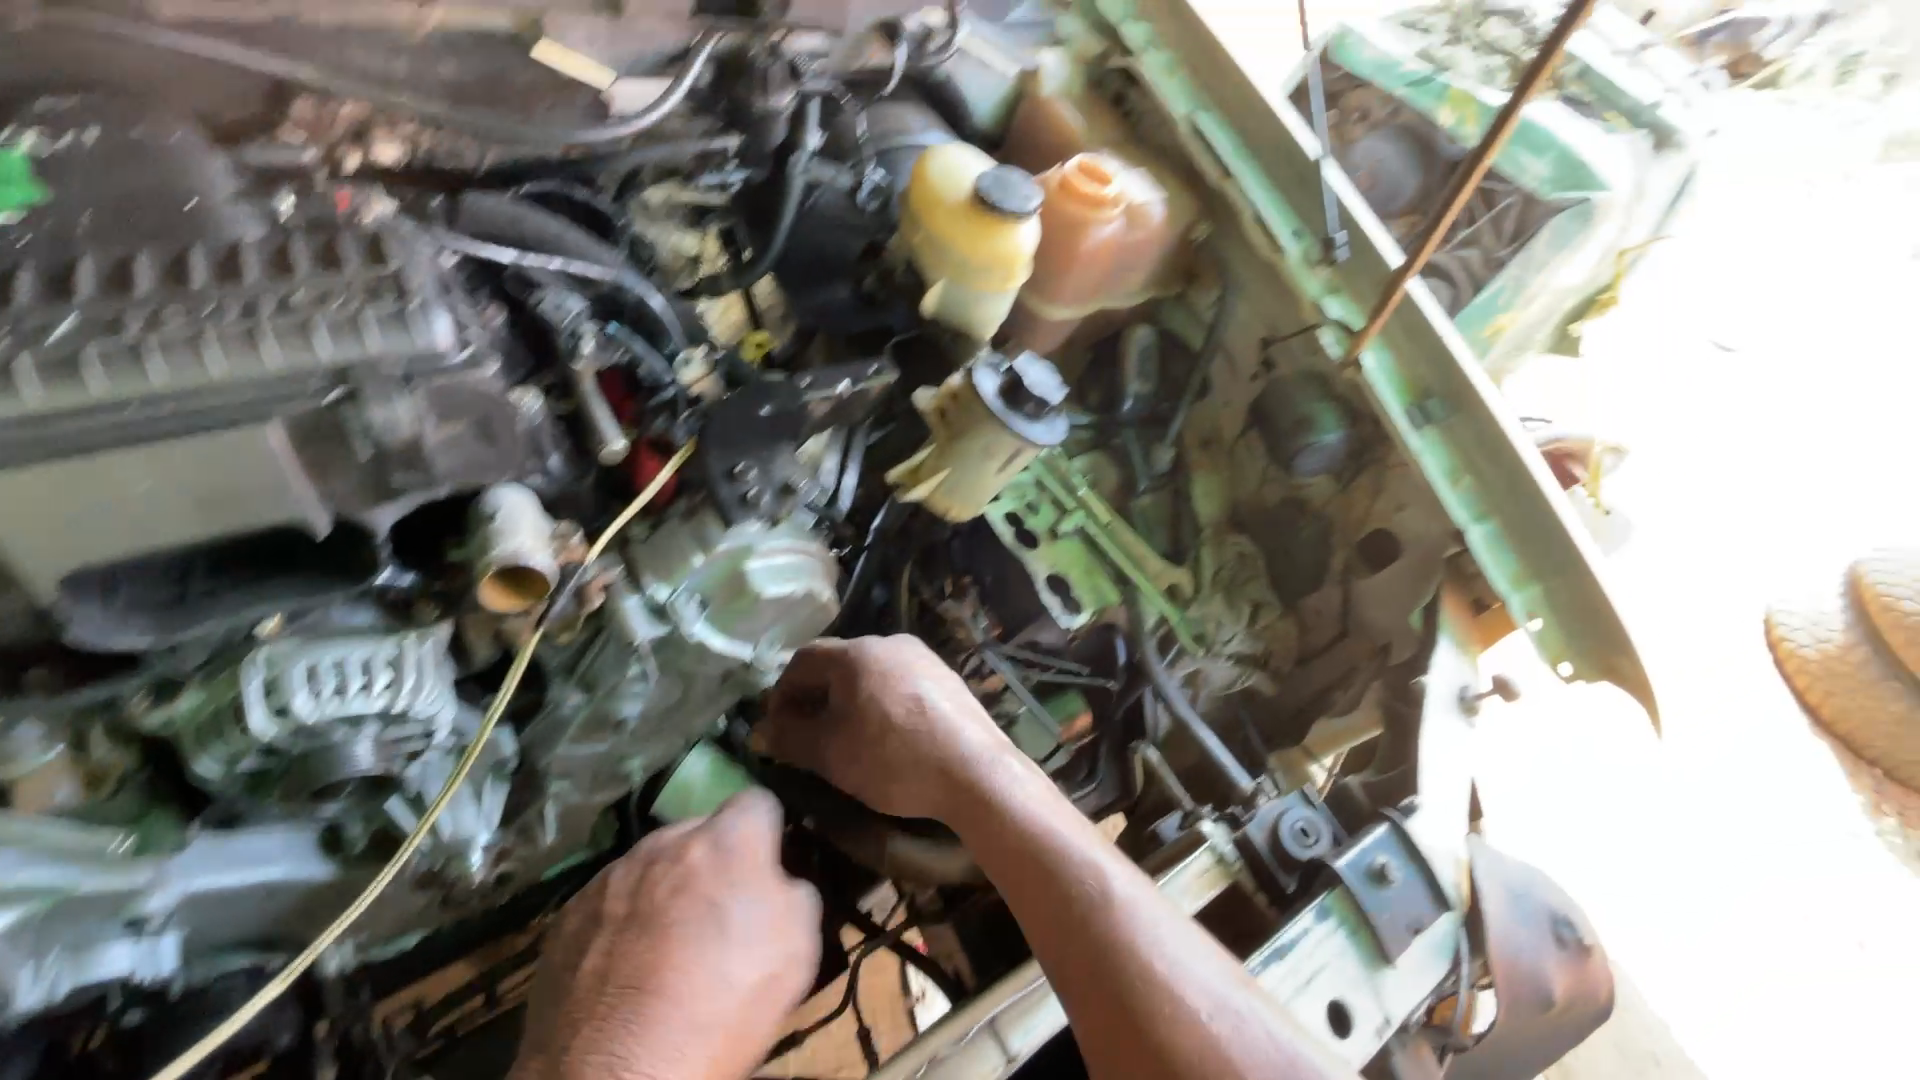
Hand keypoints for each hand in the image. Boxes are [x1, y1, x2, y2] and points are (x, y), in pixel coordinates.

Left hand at [510, 790, 821, 1079]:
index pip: (758, 801)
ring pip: (651, 868)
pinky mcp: (566, 917)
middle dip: (713, 864)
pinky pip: (609, 904)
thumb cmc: (723, 1004)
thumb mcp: (800, 946)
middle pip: (700, 834)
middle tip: (718, 919)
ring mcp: (609, 877)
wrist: (616, 1075)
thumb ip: (795, 891)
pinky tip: (626, 974)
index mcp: (726, 841)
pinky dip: (622, 925)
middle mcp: (664, 843)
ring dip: (666, 892)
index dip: (767, 833)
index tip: (766, 871)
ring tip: (666, 953)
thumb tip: (776, 881)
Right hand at [757, 635, 1025, 822]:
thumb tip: (759, 731)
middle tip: (807, 737)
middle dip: (815, 698)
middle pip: (838, 664)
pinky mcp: (946, 678)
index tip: (778, 728)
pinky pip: (898, 685)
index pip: (802, 660)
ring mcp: (923, 658)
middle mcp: (889, 643)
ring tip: (846, 740)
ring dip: (848, 702)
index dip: (782, 693)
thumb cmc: (892, 758)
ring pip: (870, 675)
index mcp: (856, 652)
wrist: (974, 771)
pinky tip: (886, 738)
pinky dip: (880, 705)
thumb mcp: (830, 754)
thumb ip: (789, 738)